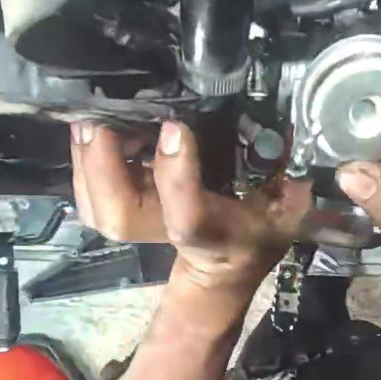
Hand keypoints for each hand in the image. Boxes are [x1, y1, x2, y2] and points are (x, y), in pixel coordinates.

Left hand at [70, 121, 310, 297]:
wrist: (229, 263)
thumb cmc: (260, 229)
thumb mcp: (289, 208)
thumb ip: (294, 182)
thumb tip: (297, 135)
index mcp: (216, 233)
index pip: (188, 217)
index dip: (176, 177)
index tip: (175, 128)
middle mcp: (171, 234)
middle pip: (122, 214)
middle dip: (103, 165)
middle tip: (103, 116)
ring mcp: (143, 228)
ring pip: (98, 207)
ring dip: (86, 162)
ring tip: (92, 118)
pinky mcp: (125, 216)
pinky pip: (90, 197)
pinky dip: (83, 165)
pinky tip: (92, 133)